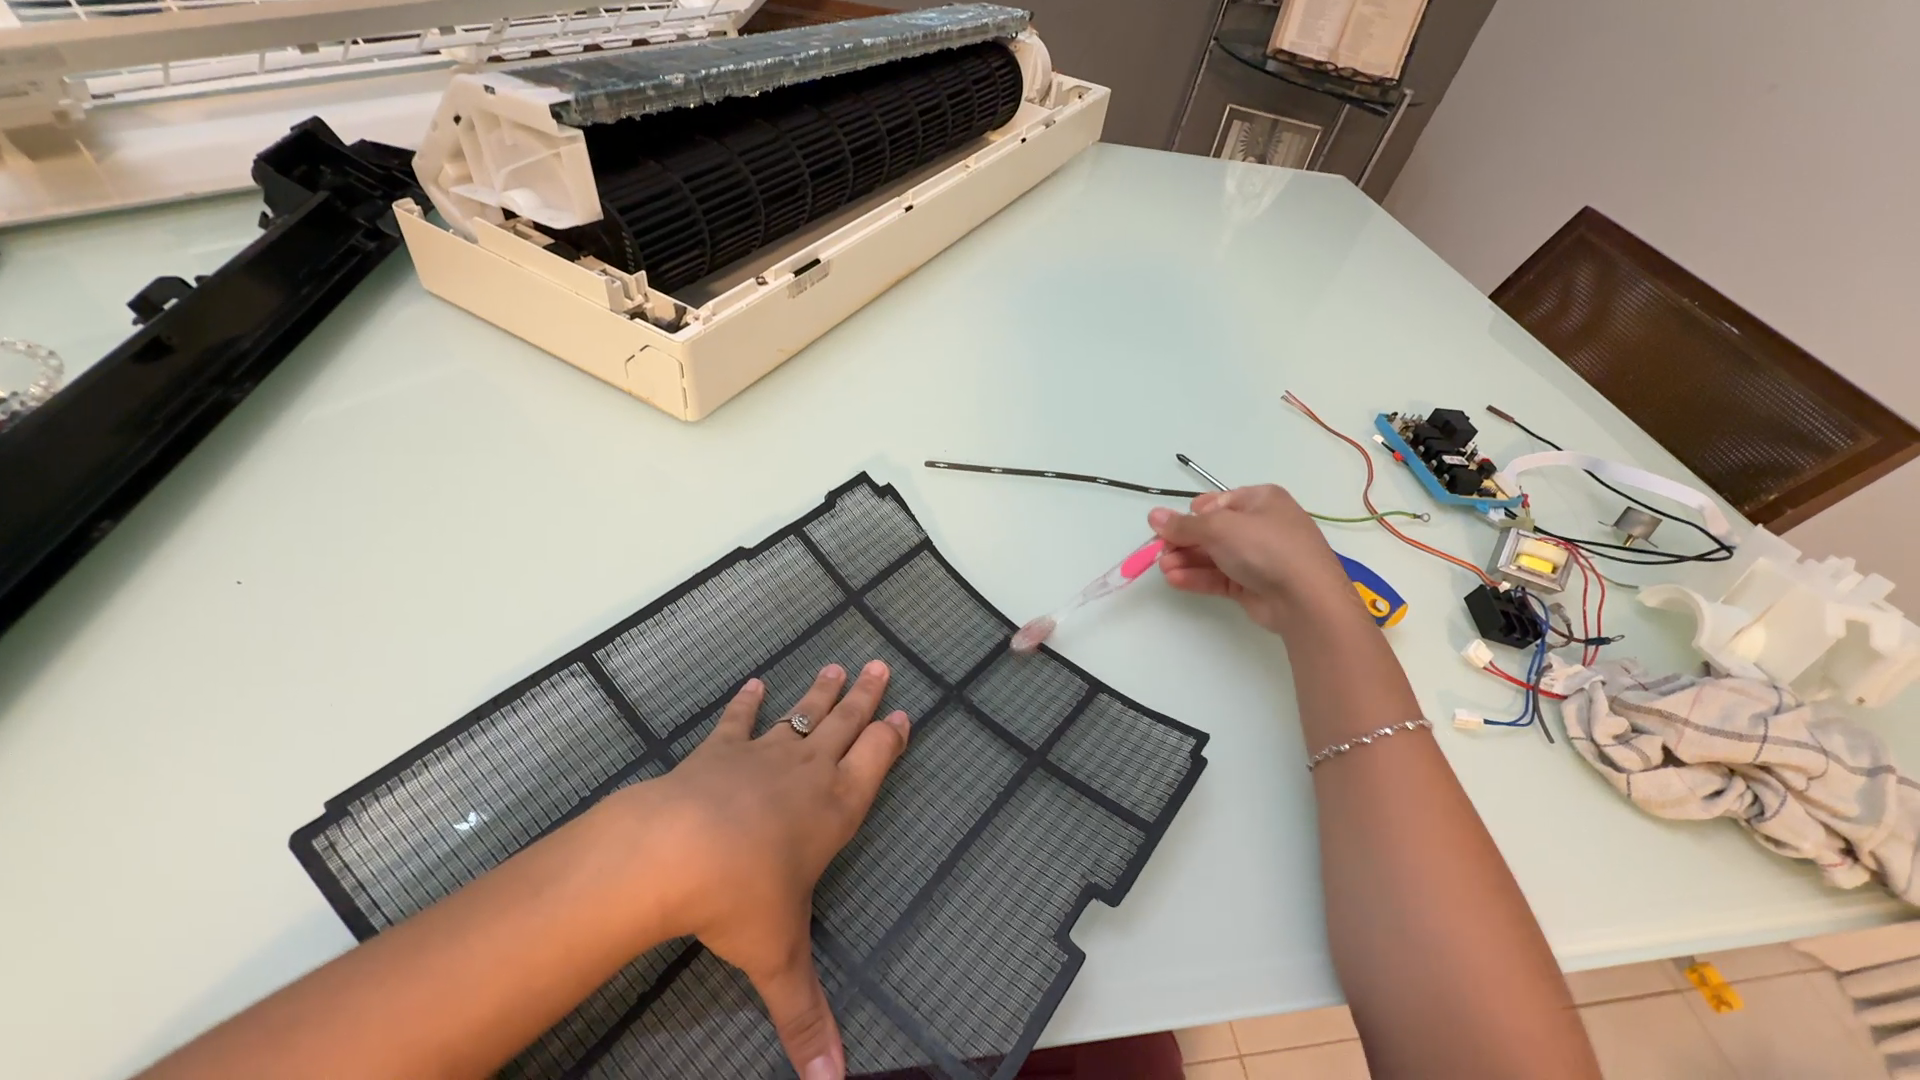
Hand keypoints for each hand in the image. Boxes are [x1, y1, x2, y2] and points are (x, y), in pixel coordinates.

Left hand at [612, 661, 909, 1079]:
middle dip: (865, 698)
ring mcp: (763, 756)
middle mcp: (807, 774)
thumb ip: (807, 1019)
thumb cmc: (741, 899)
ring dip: (821, 692)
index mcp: (834, 811)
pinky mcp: (719, 751)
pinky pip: (738, 722)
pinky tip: (752, 684)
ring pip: (802, 716)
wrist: (675, 851)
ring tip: (836, 664)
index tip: (902, 713)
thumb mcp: (781, 960)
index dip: (890, 737)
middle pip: (845, 726)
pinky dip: (746, 703)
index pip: (874, 764)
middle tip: (879, 665)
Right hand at [1149, 485, 1361, 634]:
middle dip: (1183, 541)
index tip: (1167, 528)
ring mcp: (1258, 557)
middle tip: (1158, 553)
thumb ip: (1183, 525)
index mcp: (1260, 500)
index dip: (1190, 515)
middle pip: (1211, 531)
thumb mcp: (1220, 528)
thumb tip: (1153, 516)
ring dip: (1186, 560)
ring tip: (1163, 569)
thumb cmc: (1266, 548)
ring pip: (1213, 556)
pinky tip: (1175, 580)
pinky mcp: (1253, 584)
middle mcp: (1260, 525)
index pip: (1216, 503)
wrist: (1305, 598)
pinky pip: (1219, 577)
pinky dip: (1197, 577)